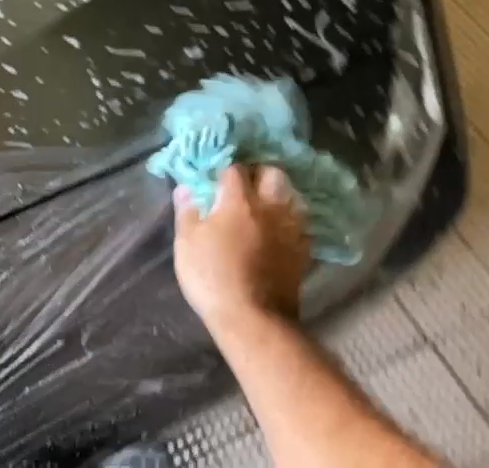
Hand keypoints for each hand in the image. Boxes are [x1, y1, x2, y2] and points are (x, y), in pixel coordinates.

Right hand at [172, 165, 309, 326]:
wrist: (253, 320)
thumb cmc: (212, 277)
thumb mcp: (186, 242)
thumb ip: (187, 211)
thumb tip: (186, 188)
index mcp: (238, 200)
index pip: (235, 169)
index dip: (224, 169)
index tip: (215, 176)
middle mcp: (269, 208)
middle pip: (273, 174)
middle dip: (259, 173)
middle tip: (244, 184)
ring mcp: (290, 230)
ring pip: (293, 197)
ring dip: (279, 195)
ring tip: (265, 204)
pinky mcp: (303, 252)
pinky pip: (301, 225)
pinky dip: (291, 221)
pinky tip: (280, 230)